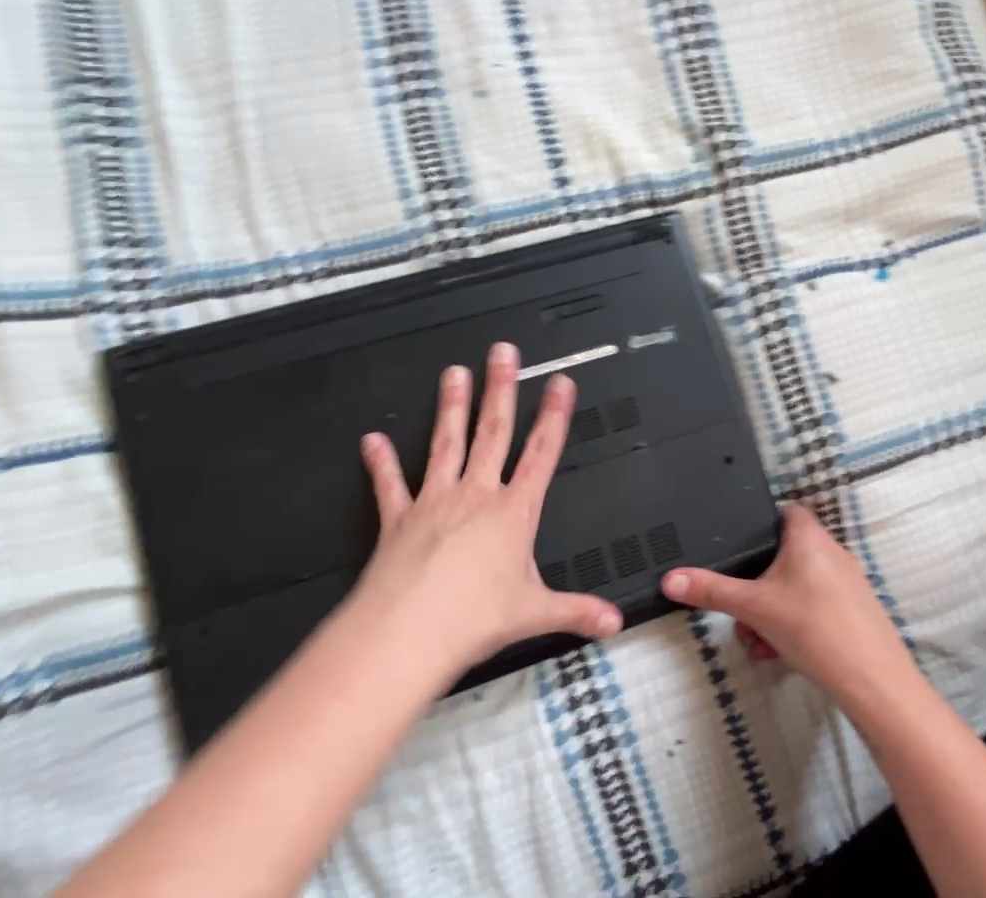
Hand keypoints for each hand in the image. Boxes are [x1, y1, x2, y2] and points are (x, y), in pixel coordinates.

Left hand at [348, 342, 622, 678]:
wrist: (408, 632)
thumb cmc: (472, 619)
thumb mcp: (535, 614)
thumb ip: (576, 612)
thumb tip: (613, 623)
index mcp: (513, 513)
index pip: (541, 453)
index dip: (554, 416)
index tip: (560, 383)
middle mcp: (475, 497)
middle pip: (493, 432)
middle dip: (501, 389)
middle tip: (502, 353)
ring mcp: (434, 502)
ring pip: (446, 444)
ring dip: (451, 407)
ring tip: (453, 373)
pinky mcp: (399, 520)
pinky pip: (390, 485)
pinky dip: (381, 463)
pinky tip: (372, 441)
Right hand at [659, 503, 913, 703]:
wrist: (872, 681)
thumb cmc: (814, 629)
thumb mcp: (753, 608)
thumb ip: (711, 591)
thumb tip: (670, 579)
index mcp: (809, 537)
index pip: (784, 511)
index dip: (759, 523)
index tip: (738, 545)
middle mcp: (832, 552)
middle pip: (783, 556)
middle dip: (755, 586)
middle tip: (740, 612)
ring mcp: (847, 583)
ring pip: (796, 587)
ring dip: (769, 611)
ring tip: (756, 642)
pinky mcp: (854, 611)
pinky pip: (813, 606)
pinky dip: (791, 624)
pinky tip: (778, 654)